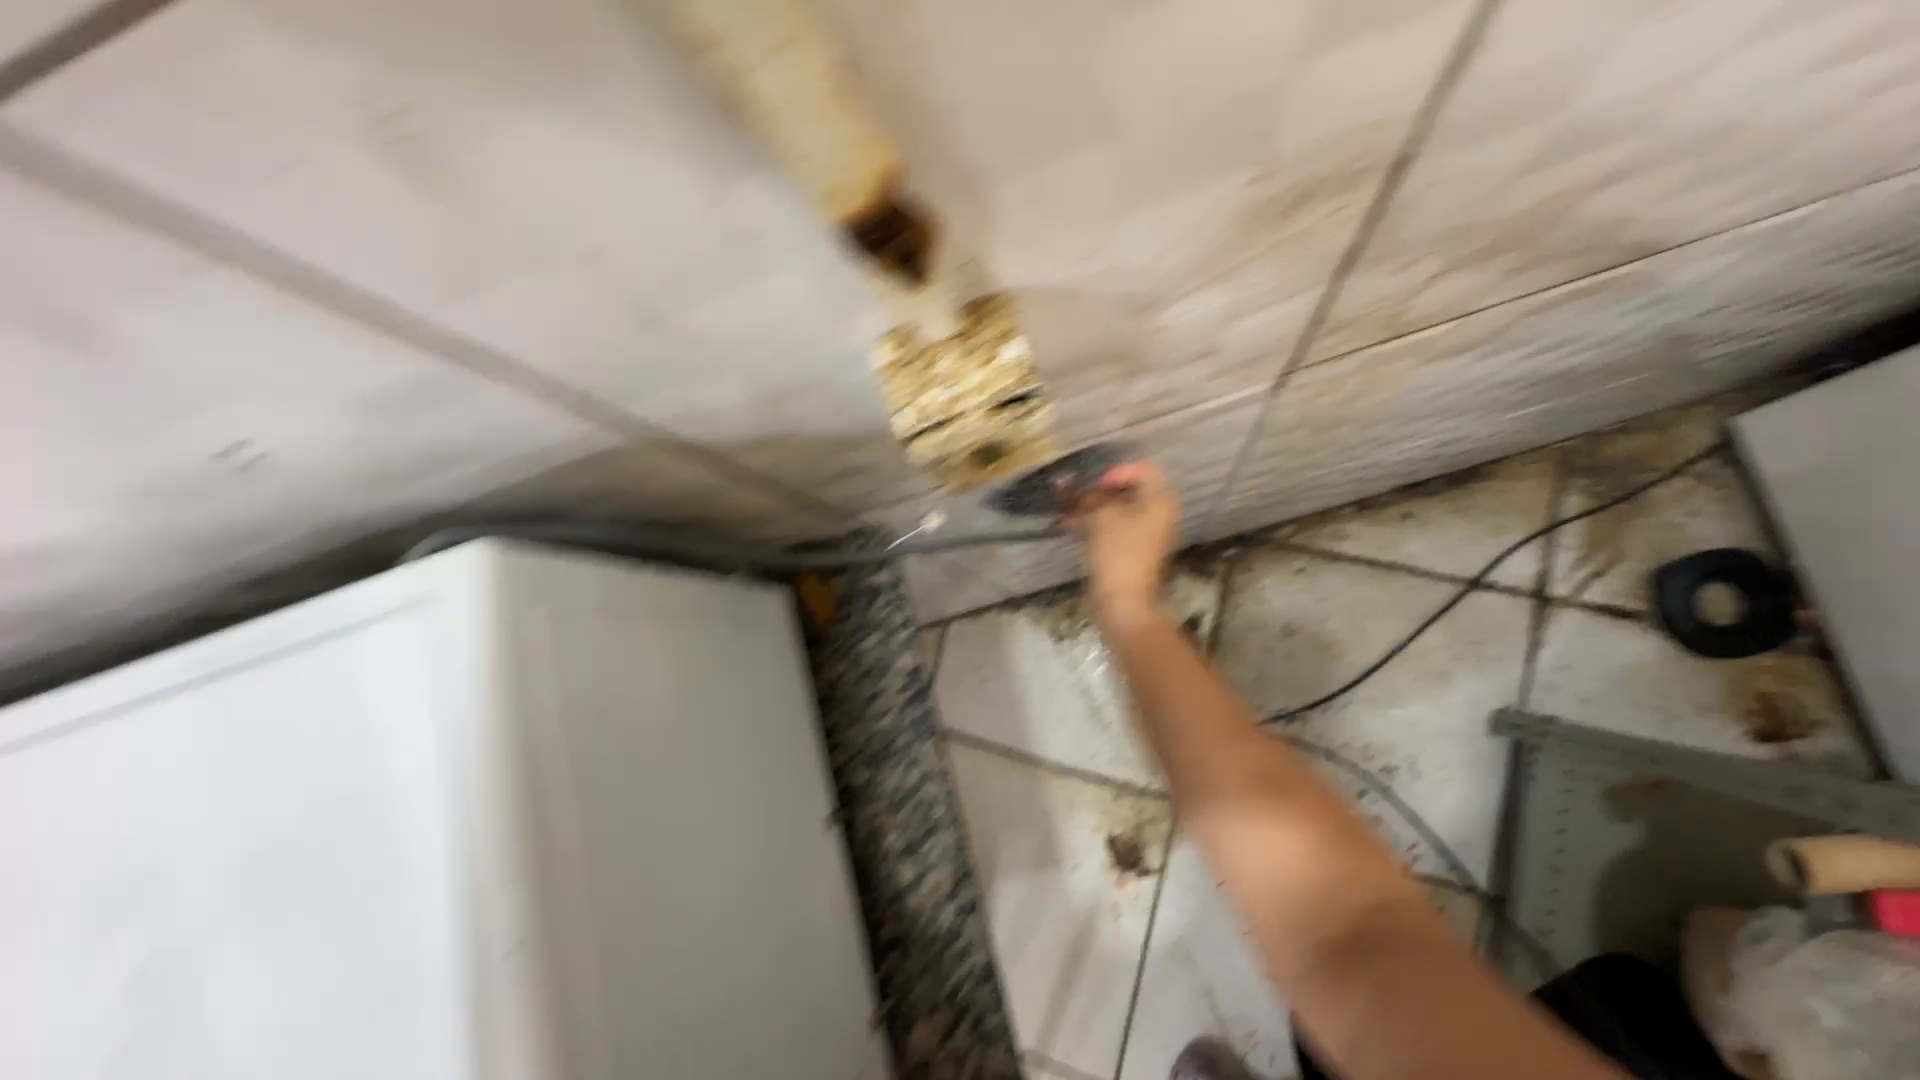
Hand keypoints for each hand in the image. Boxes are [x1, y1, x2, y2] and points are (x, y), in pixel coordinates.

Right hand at [1067, 460, 1180, 629]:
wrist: (1124, 602)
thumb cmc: (1119, 553)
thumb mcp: (1101, 517)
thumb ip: (1084, 496)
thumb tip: (1064, 482)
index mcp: (1161, 500)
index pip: (1141, 469)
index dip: (1115, 472)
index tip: (1094, 487)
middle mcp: (1158, 513)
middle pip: (1127, 490)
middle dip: (1096, 490)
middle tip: (1071, 493)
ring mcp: (1144, 533)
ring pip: (1115, 510)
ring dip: (1089, 506)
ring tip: (1062, 508)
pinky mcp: (1129, 550)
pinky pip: (1111, 527)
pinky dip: (1092, 523)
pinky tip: (1067, 523)